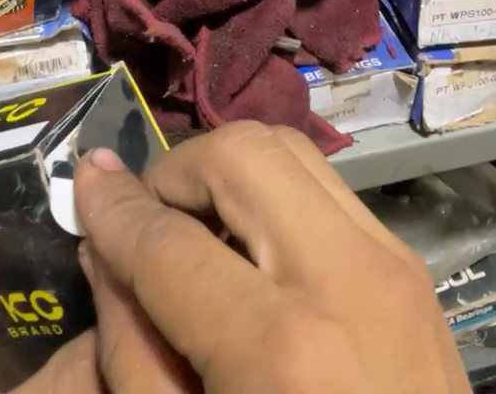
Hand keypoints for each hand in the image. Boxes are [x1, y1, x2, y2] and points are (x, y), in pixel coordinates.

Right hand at [75, 121, 468, 393]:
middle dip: (178, 170)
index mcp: (280, 348)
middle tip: (149, 219)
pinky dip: (272, 191)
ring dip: (227, 170)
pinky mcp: (410, 260)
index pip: (169, 242)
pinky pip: (325, 184)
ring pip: (289, 147)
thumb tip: (105, 246)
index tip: (85, 183)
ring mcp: (390, 259)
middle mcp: (343, 276)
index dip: (113, 208)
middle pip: (242, 153)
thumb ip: (130, 348)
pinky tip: (250, 246)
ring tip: (196, 226)